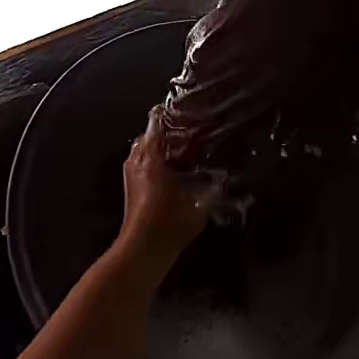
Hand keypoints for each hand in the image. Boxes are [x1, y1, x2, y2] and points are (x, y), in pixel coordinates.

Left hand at [117, 108, 211, 268]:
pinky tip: (176, 170)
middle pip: (151, 133)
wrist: (143, 249)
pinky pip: (144, 162)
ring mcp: (131, 172)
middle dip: (170, 130)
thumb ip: (215, 185)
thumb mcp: (200, 201)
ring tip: (187, 151)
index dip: (172, 111)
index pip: (156, 120)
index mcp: (150, 155)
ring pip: (147, 148)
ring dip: (164, 146)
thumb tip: (227, 176)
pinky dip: (158, 160)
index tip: (188, 109)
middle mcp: (136, 159)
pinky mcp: (132, 185)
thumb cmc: (169, 223)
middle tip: (193, 133)